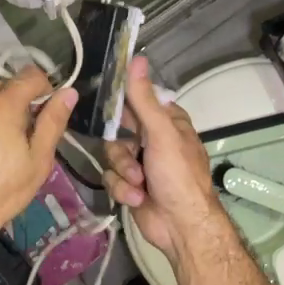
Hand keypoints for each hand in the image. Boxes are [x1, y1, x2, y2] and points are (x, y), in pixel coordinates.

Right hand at [103, 57, 222, 259]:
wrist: (181, 227)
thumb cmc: (178, 174)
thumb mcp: (161, 133)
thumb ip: (144, 99)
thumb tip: (137, 58)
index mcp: (166, 121)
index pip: (136, 100)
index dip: (119, 103)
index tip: (102, 103)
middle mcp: (152, 139)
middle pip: (117, 130)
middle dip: (121, 150)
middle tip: (129, 155)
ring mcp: (141, 163)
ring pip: (112, 156)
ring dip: (123, 172)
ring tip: (139, 184)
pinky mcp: (130, 186)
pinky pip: (112, 178)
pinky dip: (123, 189)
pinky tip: (137, 198)